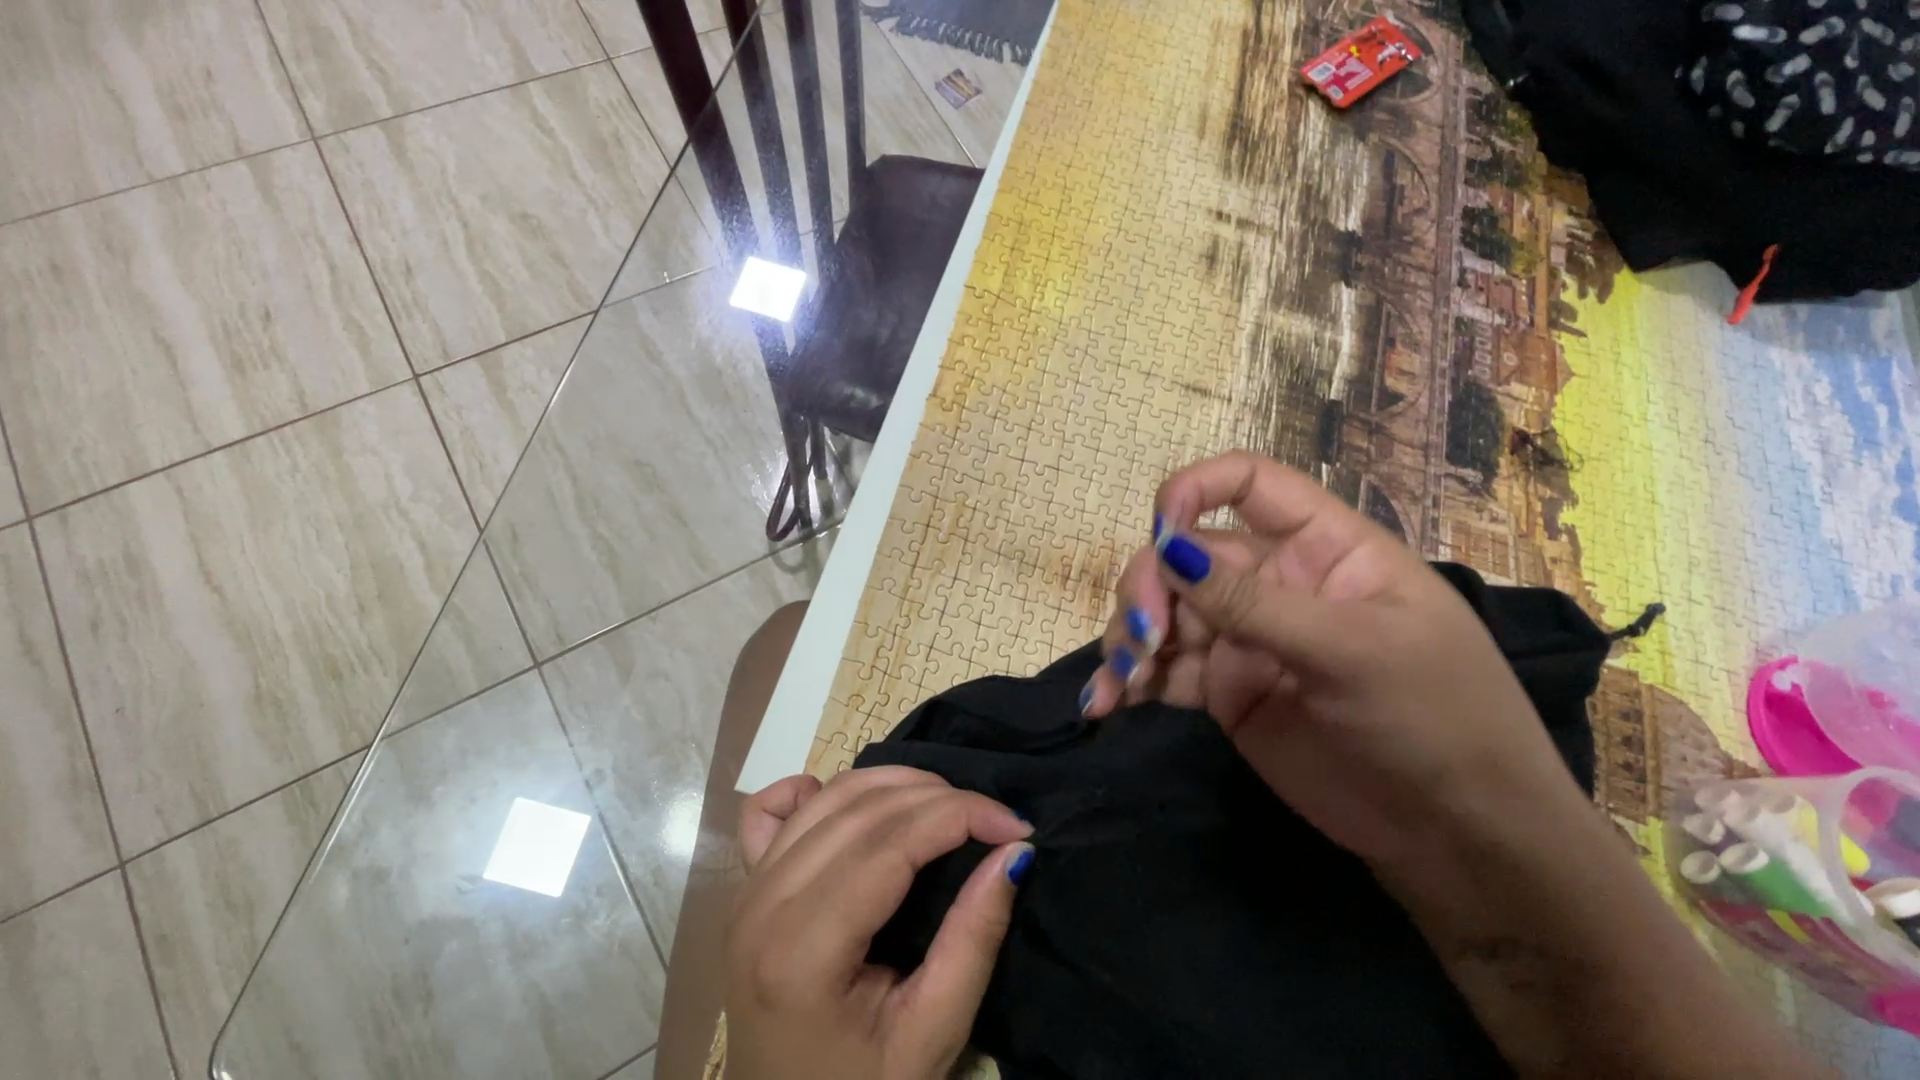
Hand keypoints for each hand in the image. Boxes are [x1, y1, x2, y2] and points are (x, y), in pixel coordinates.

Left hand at [727, 767, 1034, 1079]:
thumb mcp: (932, 1033)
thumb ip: (972, 939)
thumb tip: (1014, 853)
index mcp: (802, 949)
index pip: (889, 843)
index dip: (960, 816)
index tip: (1018, 825)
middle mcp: (763, 904)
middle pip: (861, 810)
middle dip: (940, 798)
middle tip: (995, 822)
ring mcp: (747, 891)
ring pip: (827, 798)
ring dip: (896, 786)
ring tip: (953, 809)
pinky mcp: (745, 889)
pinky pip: (769, 812)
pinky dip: (816, 791)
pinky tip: (856, 801)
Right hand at [1081, 451, 1580, 869]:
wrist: (1456, 834)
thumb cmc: (1436, 719)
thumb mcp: (1353, 652)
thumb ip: (1255, 604)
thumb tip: (1168, 548)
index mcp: (1323, 547)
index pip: (1249, 484)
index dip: (1195, 490)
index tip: (1160, 534)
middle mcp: (1276, 581)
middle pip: (1187, 553)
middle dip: (1149, 585)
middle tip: (1138, 637)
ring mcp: (1247, 639)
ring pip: (1164, 611)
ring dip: (1128, 635)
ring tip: (1121, 681)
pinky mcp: (1226, 693)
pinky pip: (1164, 671)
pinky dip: (1129, 682)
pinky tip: (1107, 705)